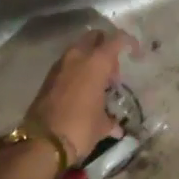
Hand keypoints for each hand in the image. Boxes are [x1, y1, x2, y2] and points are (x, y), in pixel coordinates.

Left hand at [23, 29, 139, 164]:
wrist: (42, 141)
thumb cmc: (80, 127)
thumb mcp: (101, 125)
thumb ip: (111, 120)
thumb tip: (117, 127)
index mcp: (96, 61)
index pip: (117, 39)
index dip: (129, 42)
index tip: (136, 55)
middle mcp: (77, 56)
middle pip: (95, 37)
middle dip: (106, 48)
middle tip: (112, 72)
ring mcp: (60, 64)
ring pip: (79, 49)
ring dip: (90, 60)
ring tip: (97, 85)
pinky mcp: (48, 76)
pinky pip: (67, 64)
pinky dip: (77, 70)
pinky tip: (82, 92)